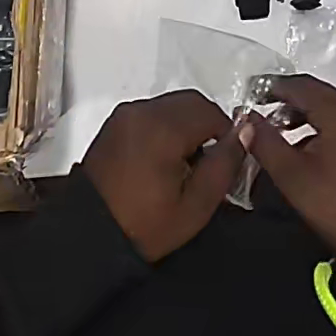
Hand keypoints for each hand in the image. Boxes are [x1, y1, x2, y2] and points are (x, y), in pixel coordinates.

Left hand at [82, 89, 246, 262]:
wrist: (89, 232)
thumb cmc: (145, 225)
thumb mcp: (195, 206)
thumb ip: (224, 165)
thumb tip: (246, 131)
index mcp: (162, 128)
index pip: (209, 111)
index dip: (226, 132)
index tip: (227, 160)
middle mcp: (142, 110)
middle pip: (189, 102)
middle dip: (207, 125)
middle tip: (209, 163)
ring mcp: (125, 114)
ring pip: (171, 105)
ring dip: (186, 125)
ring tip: (186, 165)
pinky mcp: (115, 121)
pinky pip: (151, 112)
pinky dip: (165, 126)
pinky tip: (164, 159)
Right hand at [243, 74, 335, 254]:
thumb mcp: (291, 175)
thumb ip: (264, 141)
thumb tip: (245, 119)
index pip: (297, 85)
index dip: (268, 88)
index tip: (247, 96)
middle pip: (312, 91)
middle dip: (282, 98)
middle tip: (256, 110)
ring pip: (324, 103)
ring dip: (297, 110)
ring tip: (273, 127)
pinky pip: (335, 117)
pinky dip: (314, 121)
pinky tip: (298, 141)